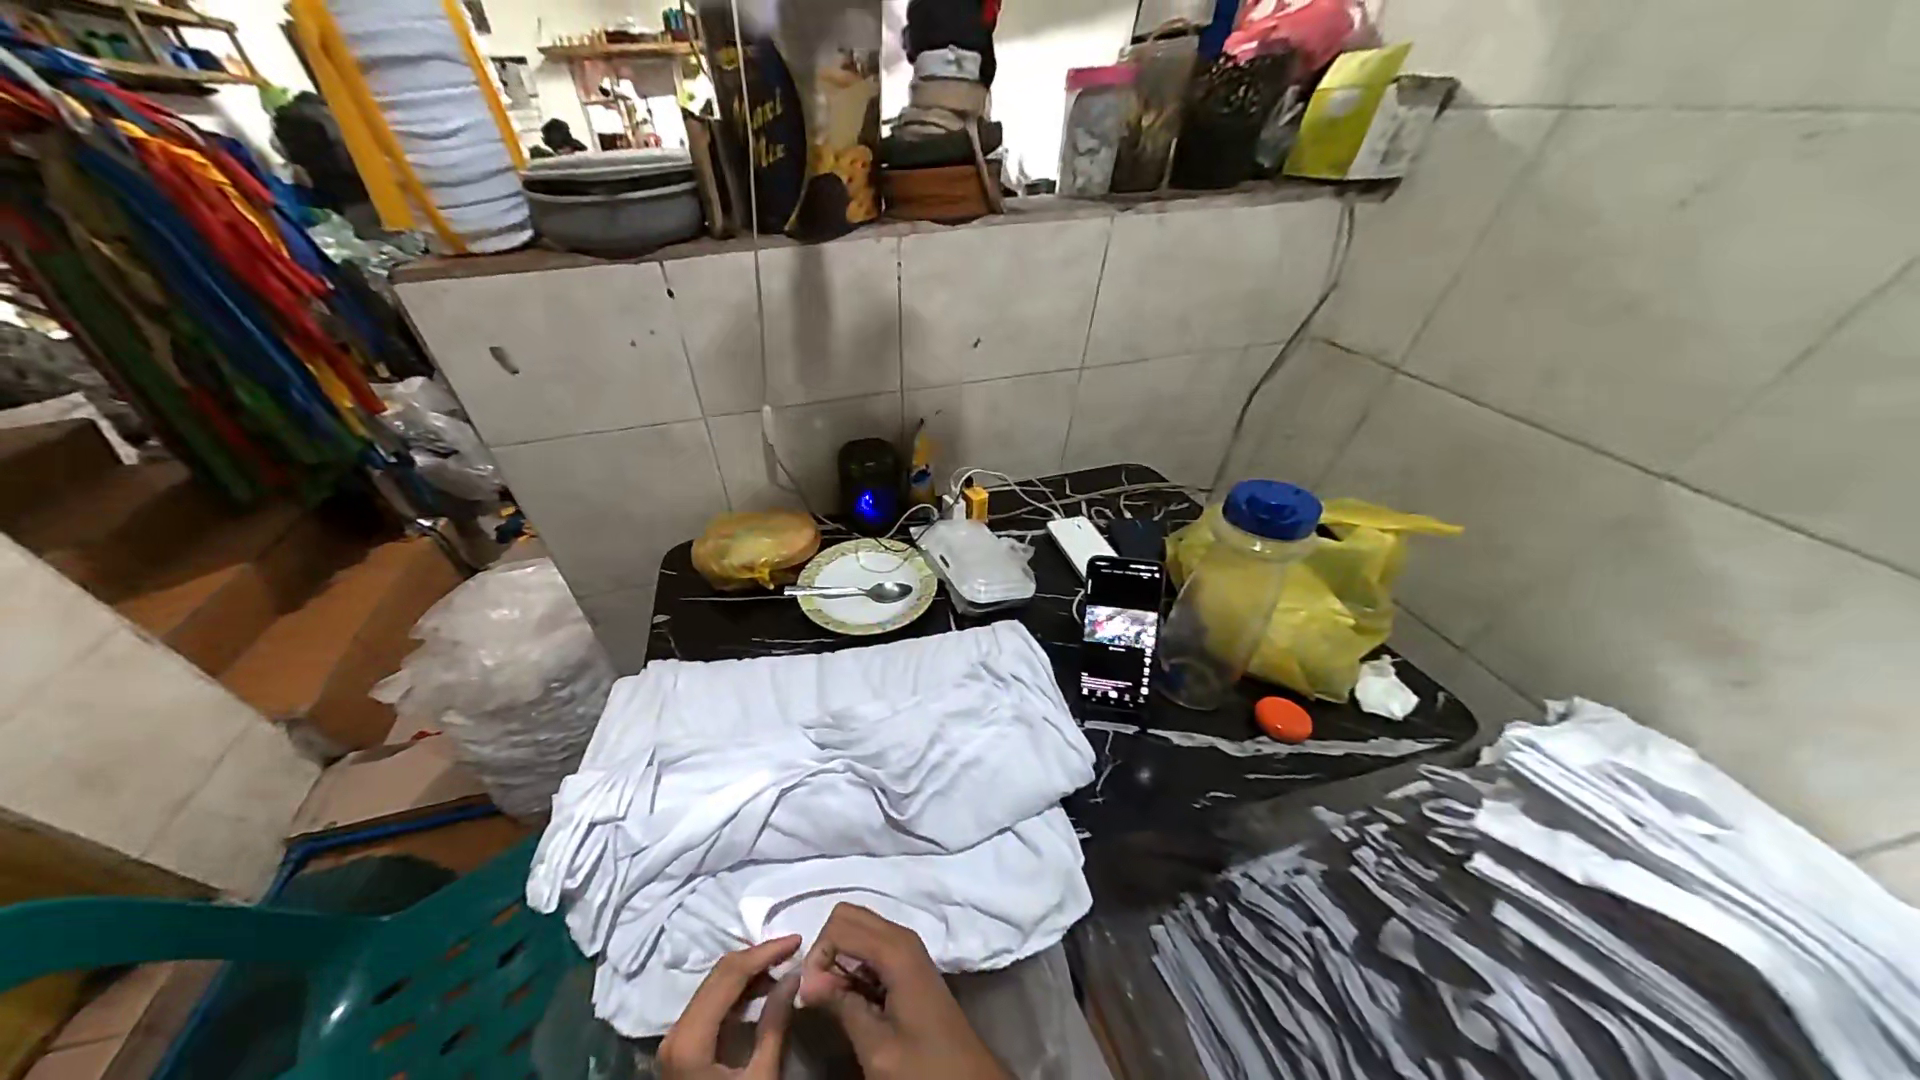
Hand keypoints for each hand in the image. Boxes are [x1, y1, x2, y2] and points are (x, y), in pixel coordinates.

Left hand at [659, 936, 800, 1079]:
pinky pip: (712, 1003)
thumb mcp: (762, 1078)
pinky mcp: (683, 1047)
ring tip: (784, 968)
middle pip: (720, 974)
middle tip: (794, 949)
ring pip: (715, 985)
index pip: (730, 974)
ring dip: (750, 972)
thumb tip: (795, 975)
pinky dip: (739, 991)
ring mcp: (677, 1038)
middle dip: (759, 957)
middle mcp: (676, 1030)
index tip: (798, 940)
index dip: (766, 952)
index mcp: (690, 1038)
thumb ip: (775, 1023)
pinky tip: (764, 990)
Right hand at [797, 904, 1010, 1079]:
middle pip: (847, 915)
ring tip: (835, 999)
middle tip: (821, 992)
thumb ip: (841, 1007)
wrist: (967, 1077)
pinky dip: (852, 961)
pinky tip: (851, 996)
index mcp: (895, 950)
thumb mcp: (877, 1047)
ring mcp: (906, 946)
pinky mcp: (906, 960)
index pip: (839, 925)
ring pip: (857, 926)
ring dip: (838, 955)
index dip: (818, 956)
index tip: (813, 995)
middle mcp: (901, 936)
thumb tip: (804, 982)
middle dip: (826, 948)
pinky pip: (870, 943)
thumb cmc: (923, 1065)